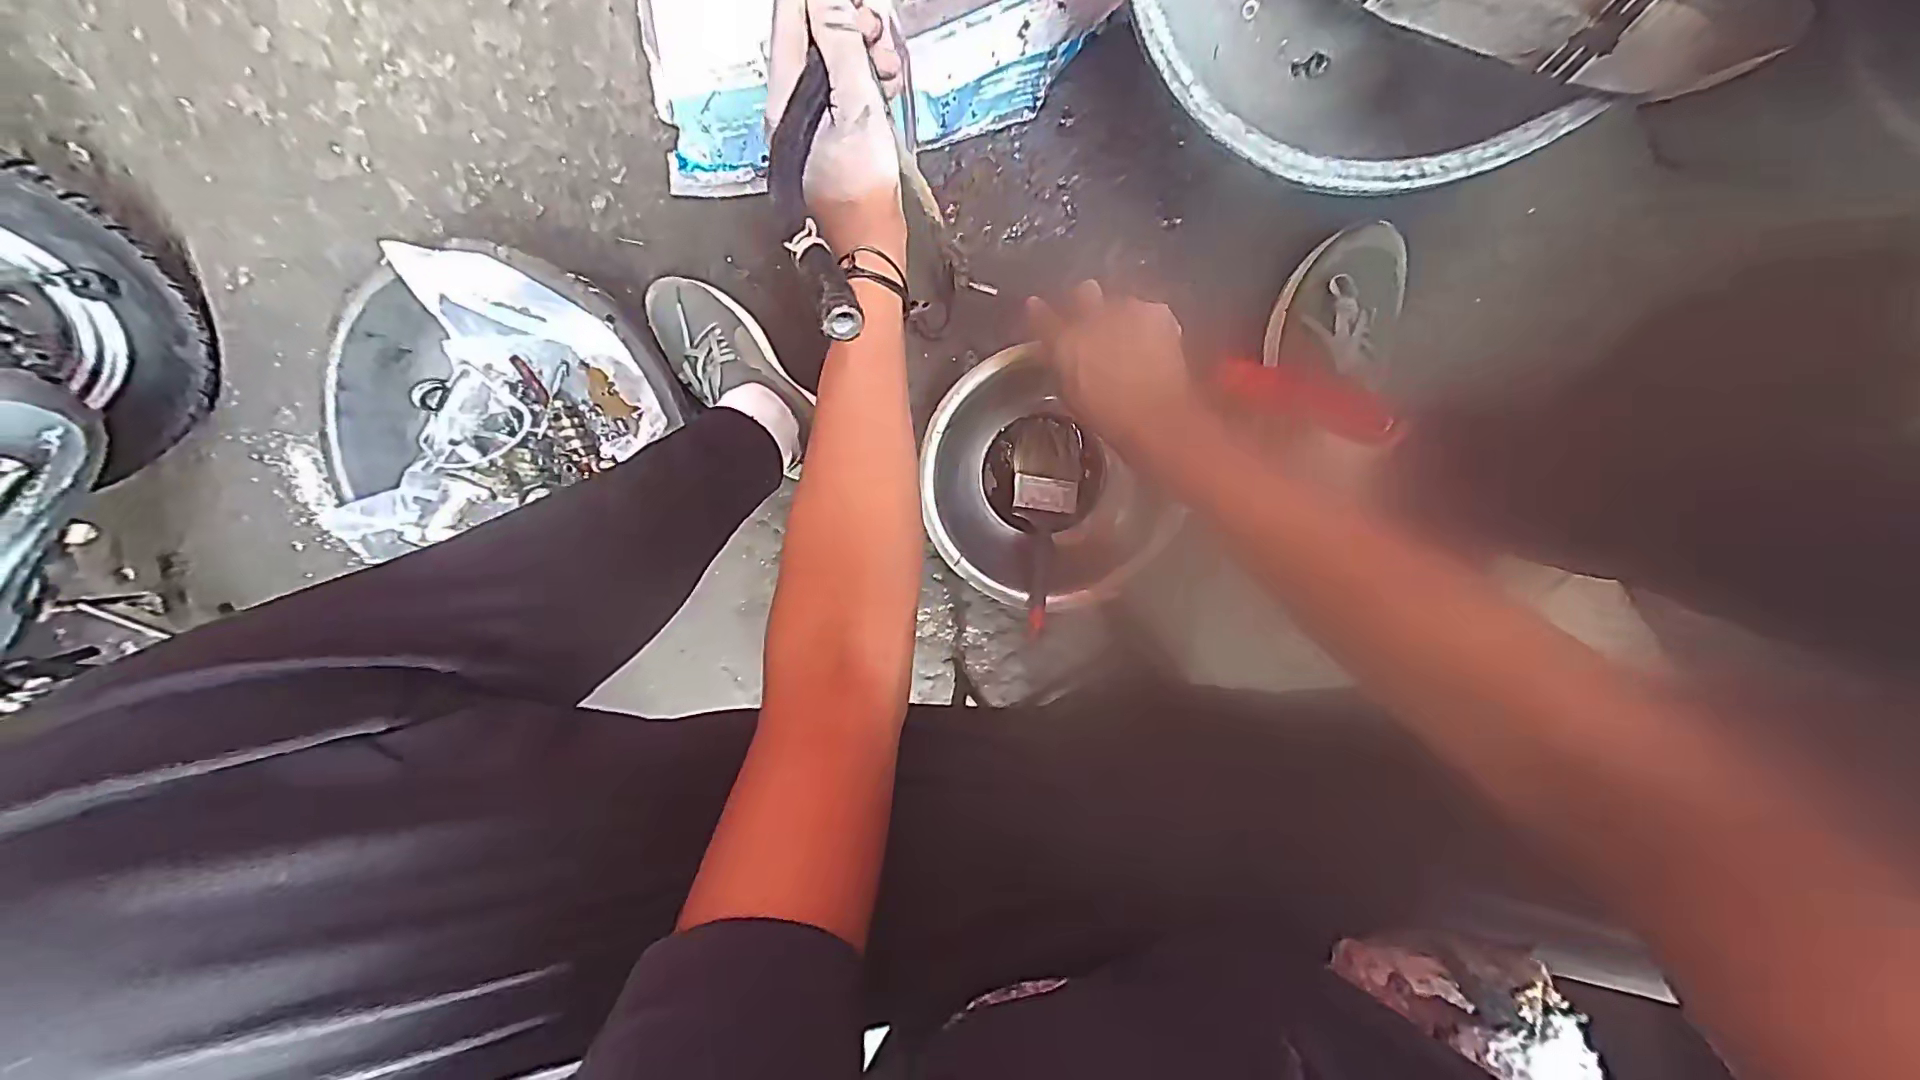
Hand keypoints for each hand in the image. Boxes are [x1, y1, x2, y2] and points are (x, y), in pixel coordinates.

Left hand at [768, 0, 905, 258]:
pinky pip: (842, 92)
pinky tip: (883, 89)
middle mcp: (790, 106)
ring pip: (831, 65)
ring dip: (862, 55)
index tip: (851, 1)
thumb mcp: (857, 109)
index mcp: (786, 96)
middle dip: (848, 26)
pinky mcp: (829, 137)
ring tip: (886, 68)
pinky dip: (864, 82)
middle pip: (812, 39)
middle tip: (877, 33)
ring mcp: (809, 123)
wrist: (869, 244)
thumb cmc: (862, 191)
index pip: (790, 18)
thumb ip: (840, 47)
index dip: (821, 0)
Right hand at [1027, 281, 1199, 456]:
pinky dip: (1145, 323)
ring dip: (1117, 314)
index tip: (1037, 309)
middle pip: (1082, 292)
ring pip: (1117, 300)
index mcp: (1064, 340)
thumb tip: (1059, 358)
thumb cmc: (1109, 416)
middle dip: (1083, 302)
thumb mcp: (1072, 397)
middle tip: (1089, 322)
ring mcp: (1126, 309)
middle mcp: (1092, 316)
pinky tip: (1151, 344)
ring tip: (1127, 339)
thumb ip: (1062, 368)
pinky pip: (1147, 310)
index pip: (1042, 317)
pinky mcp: (1157, 312)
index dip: (1039, 313)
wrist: (1155, 413)